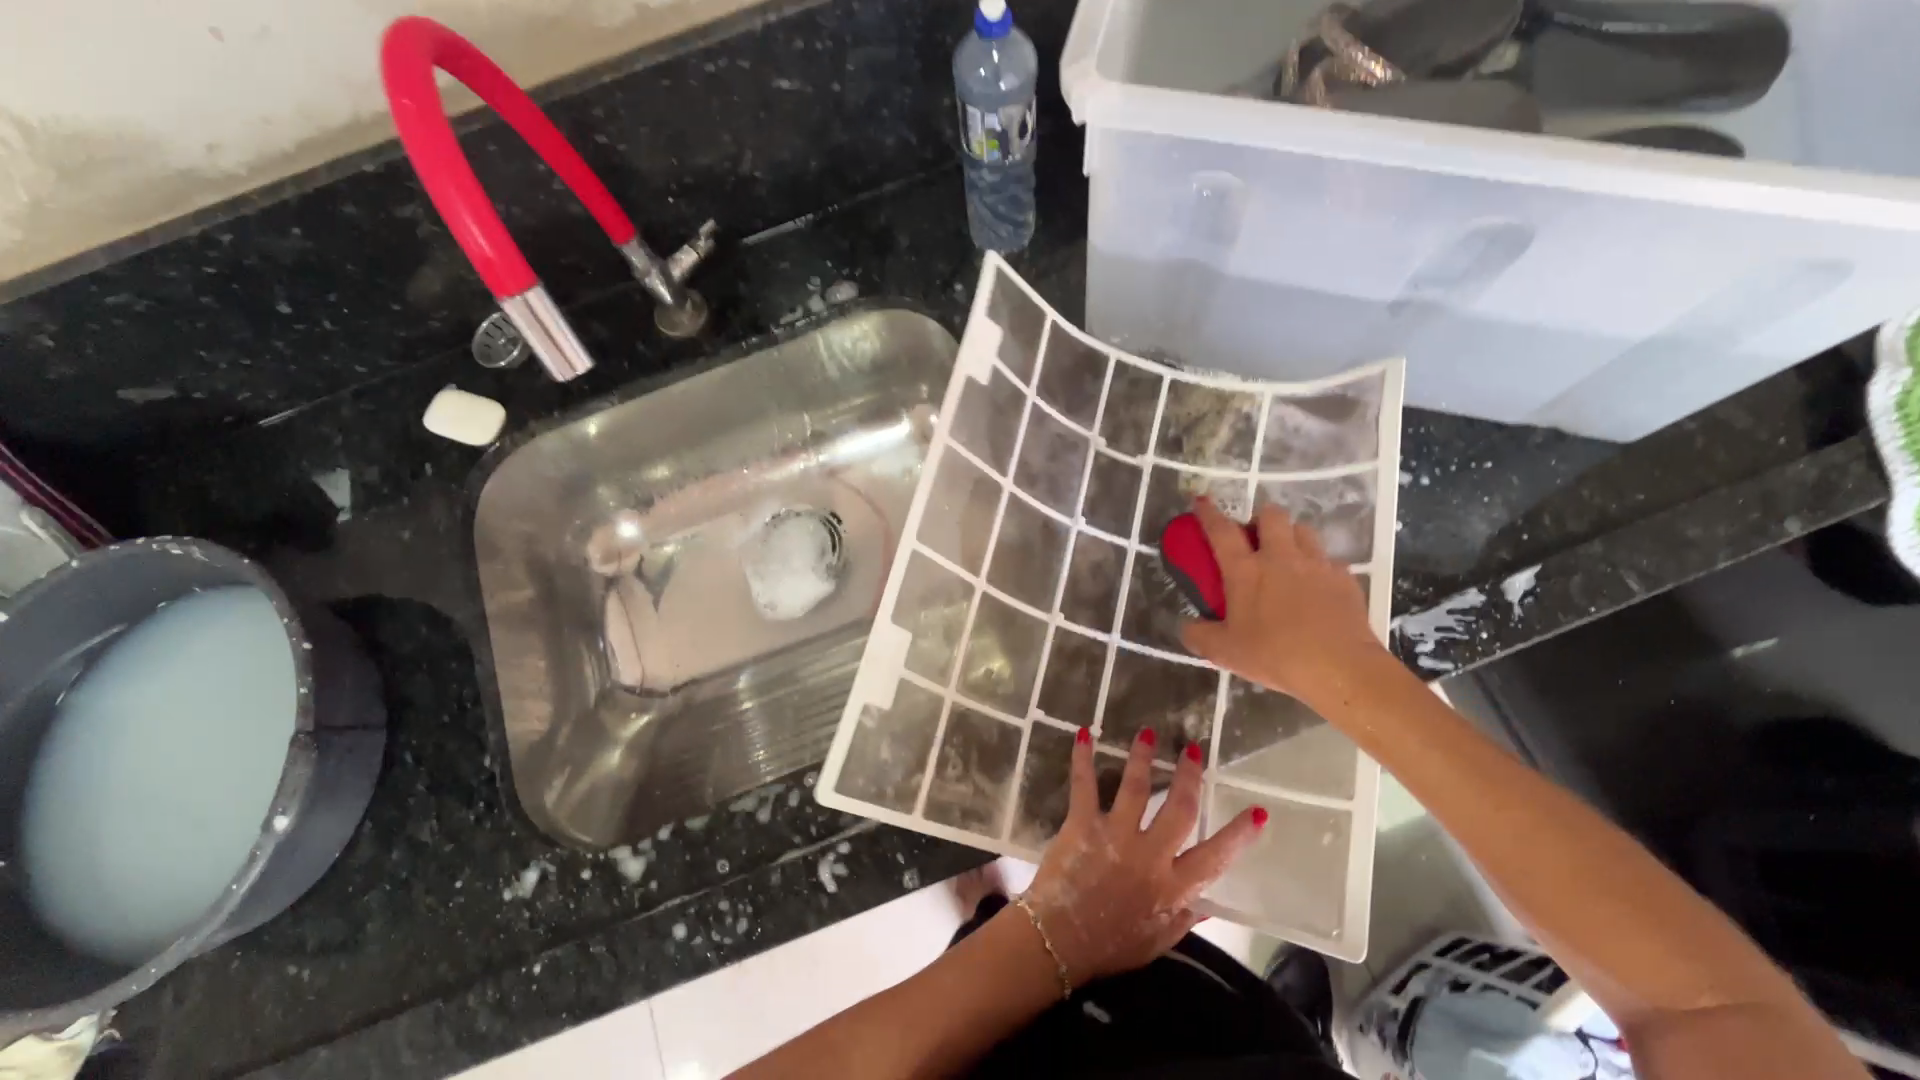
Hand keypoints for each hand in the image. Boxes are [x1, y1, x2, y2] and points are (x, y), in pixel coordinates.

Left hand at [1020, 727, 1265, 987]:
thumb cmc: (1109, 947)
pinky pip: (1085, 787)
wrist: (1058, 943)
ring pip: (1136, 787)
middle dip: (1189, 776)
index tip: (1258, 811)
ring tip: (1148, 733)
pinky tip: (1086, 735)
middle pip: (1179, 808)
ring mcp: (1116, 837)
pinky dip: (1084, 759)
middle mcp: (1150, 856)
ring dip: (1143, 757)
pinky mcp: (1082, 826)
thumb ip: (1185, 919)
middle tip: (1193, 750)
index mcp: (1174, 888)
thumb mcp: (1158, 942)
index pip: (1216, 857)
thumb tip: (1209, 902)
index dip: (1239, 834)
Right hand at [1178, 497, 1382, 704]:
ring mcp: (1317, 564)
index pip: (1221, 531)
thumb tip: (1186, 627)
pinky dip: (1319, 567)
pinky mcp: (1344, 578)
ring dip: (1291, 536)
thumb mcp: (1224, 652)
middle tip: (1255, 539)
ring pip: (1303, 530)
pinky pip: (1329, 561)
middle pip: (1271, 515)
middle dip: (1260, 518)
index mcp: (1246, 571)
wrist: (1338, 667)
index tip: (1201, 500)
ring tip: (1287, 558)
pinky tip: (1316, 588)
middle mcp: (1281, 557)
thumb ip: (1199, 636)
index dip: (1208, 513)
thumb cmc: (1274, 655)